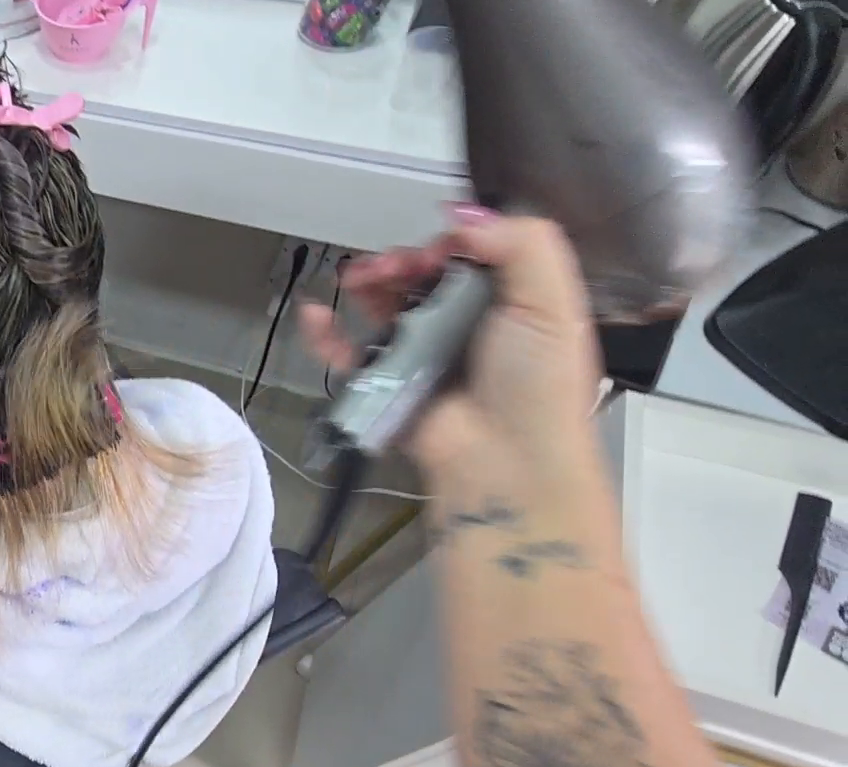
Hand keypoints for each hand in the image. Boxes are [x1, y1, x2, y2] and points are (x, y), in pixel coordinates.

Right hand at [299, 209, 604, 492]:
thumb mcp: (550, 300)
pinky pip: (346, 353)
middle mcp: (460, 322)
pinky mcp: (382, 383)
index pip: (468, 255)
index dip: (448, 245)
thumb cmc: (535, 379)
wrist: (503, 456)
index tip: (438, 252)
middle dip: (399, 262)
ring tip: (353, 277)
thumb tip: (458, 213)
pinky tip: (312, 313)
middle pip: (418, 278)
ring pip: (380, 307)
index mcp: (506, 299)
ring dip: (363, 285)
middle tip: (388, 267)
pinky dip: (324, 334)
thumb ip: (520, 244)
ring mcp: (416, 354)